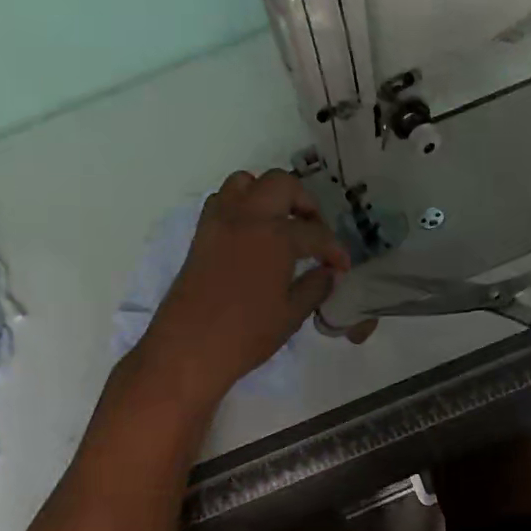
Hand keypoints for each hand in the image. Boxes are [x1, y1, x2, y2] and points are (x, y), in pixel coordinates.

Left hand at [133, 170, 349, 403]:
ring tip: (279, 222)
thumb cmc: (246, 335)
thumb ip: (315, 287)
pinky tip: (250, 233)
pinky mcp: (201, 234)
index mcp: (276, 236)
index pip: (315, 233)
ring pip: (246, 182)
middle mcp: (248, 217)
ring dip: (267, 194)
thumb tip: (330, 274)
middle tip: (313, 230)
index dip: (334, 249)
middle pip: (281, 184)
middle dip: (304, 202)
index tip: (341, 266)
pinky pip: (221, 200)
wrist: (189, 348)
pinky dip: (239, 205)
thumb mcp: (290, 314)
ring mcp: (220, 221)